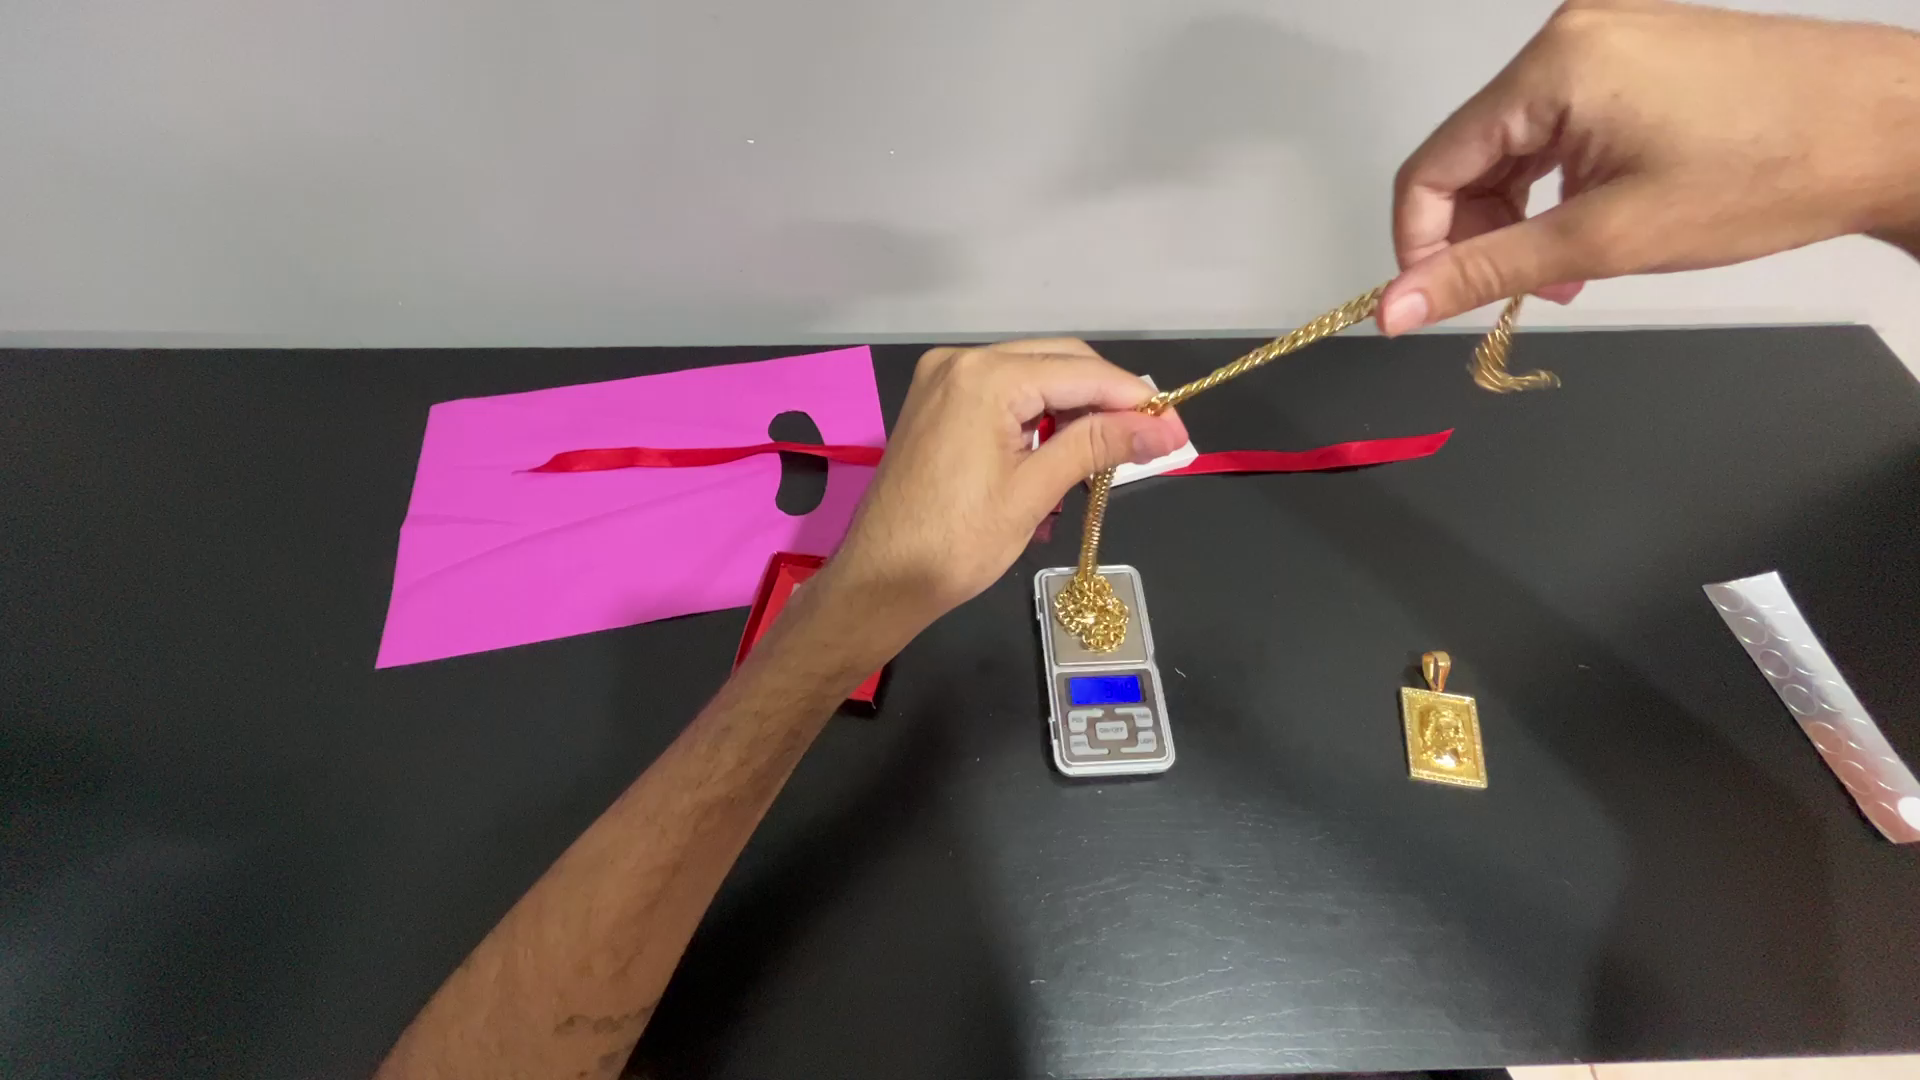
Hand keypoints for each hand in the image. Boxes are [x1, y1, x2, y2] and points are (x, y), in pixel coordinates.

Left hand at [819, 339, 1186, 639]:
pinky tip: (1056, 456)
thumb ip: (1099, 445)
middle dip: (1105, 403)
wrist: (880, 580)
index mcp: (984, 377)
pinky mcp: (935, 404)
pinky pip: (1001, 397)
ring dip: (1071, 412)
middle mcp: (960, 361)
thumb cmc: (956, 544)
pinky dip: (1035, 421)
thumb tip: (1166, 429)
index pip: (1082, 372)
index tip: (1176, 431)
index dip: (1136, 401)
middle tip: (1146, 446)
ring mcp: (942, 381)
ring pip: (1031, 378)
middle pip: (1058, 363)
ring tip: (1101, 460)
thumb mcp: (1035, 491)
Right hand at [1379, 0, 1919, 334]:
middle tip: (1514, 290)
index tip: (1436, 299)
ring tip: (1555, 270)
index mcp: (1552, 66)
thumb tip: (1387, 313)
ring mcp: (1598, 42)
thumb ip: (1478, 274)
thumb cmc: (1764, 177)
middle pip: (1462, 161)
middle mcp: (1564, 39)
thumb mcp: (1597, 239)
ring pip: (1500, 155)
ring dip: (1508, 222)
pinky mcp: (1623, 58)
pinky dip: (1543, 193)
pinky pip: (1543, 137)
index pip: (1427, 170)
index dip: (1417, 245)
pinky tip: (1576, 225)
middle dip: (1472, 236)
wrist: (1910, 128)